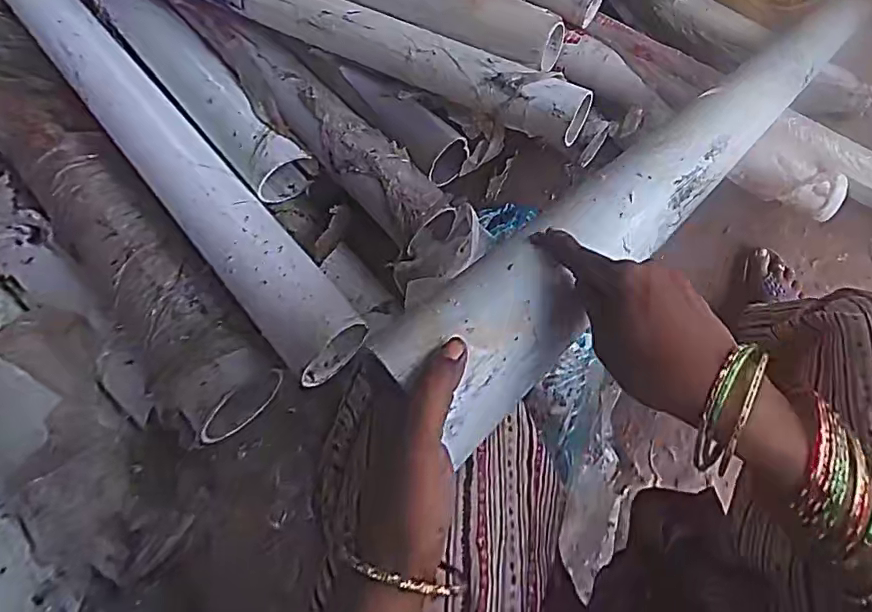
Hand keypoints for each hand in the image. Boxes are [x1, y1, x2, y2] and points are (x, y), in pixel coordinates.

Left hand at [355, 338, 465, 600]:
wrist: (406, 565)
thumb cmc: (406, 506)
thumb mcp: (418, 445)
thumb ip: (432, 395)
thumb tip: (452, 345)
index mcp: (386, 410)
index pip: (401, 357)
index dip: (423, 330)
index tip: (452, 306)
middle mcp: (397, 418)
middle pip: (422, 369)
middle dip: (446, 345)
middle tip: (478, 322)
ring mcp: (415, 437)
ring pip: (437, 389)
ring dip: (457, 368)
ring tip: (485, 348)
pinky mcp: (434, 454)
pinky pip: (450, 409)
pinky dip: (464, 393)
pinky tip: (482, 394)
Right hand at [534, 229, 734, 424]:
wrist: (716, 378)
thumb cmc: (656, 371)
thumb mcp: (609, 348)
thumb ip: (593, 311)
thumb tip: (586, 286)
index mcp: (621, 280)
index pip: (581, 258)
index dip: (559, 248)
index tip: (543, 238)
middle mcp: (645, 268)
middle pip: (609, 271)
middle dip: (597, 285)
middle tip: (591, 314)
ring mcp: (669, 273)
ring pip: (632, 280)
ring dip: (623, 297)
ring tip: (628, 334)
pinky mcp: (686, 284)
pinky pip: (652, 287)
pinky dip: (642, 301)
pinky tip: (649, 329)